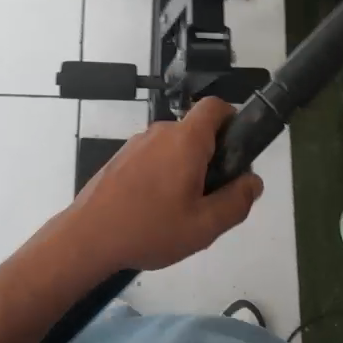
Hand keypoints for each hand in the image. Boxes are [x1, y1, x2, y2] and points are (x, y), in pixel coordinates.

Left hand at [66, 97, 265, 270]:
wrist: (89, 235)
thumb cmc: (150, 228)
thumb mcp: (204, 227)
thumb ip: (235, 202)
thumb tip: (253, 181)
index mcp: (186, 140)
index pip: (215, 106)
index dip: (232, 119)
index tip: (237, 149)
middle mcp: (162, 131)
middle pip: (196, 130)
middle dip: (210, 156)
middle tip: (211, 196)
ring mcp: (138, 142)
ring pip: (174, 146)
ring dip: (185, 168)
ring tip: (182, 210)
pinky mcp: (122, 156)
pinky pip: (154, 156)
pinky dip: (162, 173)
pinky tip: (155, 209)